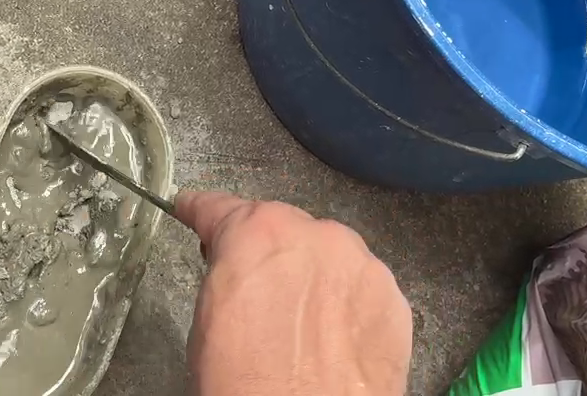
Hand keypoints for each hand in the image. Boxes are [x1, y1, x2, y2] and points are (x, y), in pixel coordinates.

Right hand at [175, 192, 411, 395]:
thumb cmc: (244, 384)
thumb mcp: (208, 319)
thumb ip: (225, 272)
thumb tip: (236, 269)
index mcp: (256, 232)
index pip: (219, 208)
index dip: (202, 212)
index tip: (192, 210)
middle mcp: (312, 233)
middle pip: (280, 228)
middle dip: (266, 252)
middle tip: (256, 292)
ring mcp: (358, 263)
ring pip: (325, 253)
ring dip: (311, 273)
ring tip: (302, 320)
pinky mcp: (393, 299)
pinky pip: (359, 286)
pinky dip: (346, 303)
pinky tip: (335, 337)